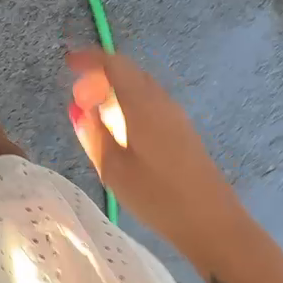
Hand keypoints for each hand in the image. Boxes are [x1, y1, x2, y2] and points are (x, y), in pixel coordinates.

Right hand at [67, 50, 236, 249]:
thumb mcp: (114, 169)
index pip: (114, 64)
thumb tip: (78, 110)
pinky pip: (150, 102)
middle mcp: (161, 101)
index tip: (68, 64)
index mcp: (142, 104)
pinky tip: (120, 131)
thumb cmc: (158, 196)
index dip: (89, 58)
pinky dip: (129, 104)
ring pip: (140, 87)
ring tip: (95, 116)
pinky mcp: (183, 131)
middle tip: (79, 100)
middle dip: (99, 77)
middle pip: (128, 71)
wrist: (213, 223)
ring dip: (115, 91)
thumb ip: (93, 135)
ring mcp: (175, 115)